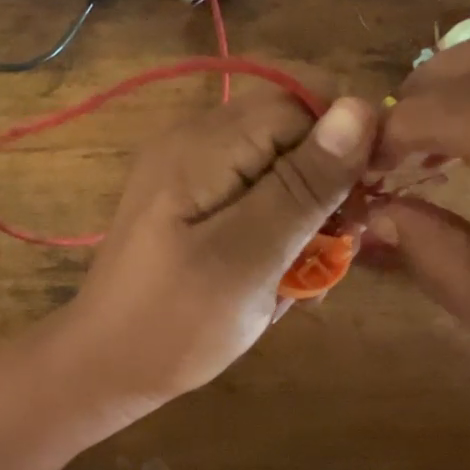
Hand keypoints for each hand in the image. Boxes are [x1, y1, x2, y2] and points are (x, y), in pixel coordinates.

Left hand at [56, 77, 377, 405]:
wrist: (104, 369)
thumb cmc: (177, 321)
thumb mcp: (251, 254)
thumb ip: (304, 183)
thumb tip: (360, 107)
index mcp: (203, 145)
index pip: (302, 101)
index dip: (346, 143)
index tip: (365, 203)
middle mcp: (191, 143)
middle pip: (288, 131)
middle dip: (325, 185)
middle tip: (335, 249)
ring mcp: (186, 176)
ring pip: (274, 168)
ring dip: (303, 217)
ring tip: (305, 278)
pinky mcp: (186, 207)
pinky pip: (248, 198)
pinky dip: (273, 233)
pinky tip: (277, 280)